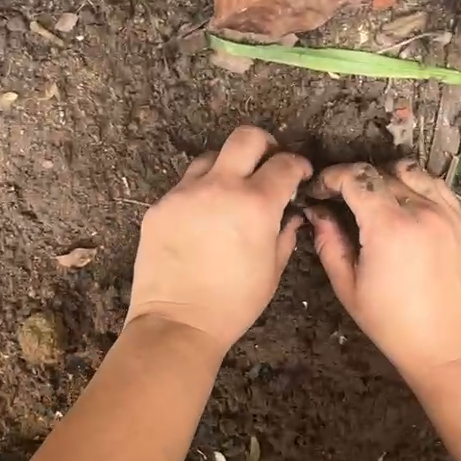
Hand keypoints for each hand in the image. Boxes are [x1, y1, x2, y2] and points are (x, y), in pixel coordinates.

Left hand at [126, 126, 310, 353]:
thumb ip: (285, 233)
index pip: (284, 164)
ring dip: (227, 167)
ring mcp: (184, 194)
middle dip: (265, 144)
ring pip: (211, 157)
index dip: (298, 166)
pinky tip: (204, 217)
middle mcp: (219, 188)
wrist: (177, 322)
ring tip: (231, 191)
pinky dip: (200, 192)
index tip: (299, 174)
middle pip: (246, 137)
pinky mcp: (160, 207)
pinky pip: (185, 186)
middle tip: (268, 163)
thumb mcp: (272, 270)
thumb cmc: (232, 304)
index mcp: (255, 204)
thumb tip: (289, 214)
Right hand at [306, 159, 460, 382]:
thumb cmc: (392, 324)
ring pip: (410, 173)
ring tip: (371, 198)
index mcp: (389, 227)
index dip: (331, 177)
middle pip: (380, 173)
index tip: (318, 191)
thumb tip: (318, 214)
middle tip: (337, 198)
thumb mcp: (348, 287)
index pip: (356, 178)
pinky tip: (402, 202)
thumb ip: (329, 244)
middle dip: (352, 179)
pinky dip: (415, 184)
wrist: (448, 347)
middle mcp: (420, 211)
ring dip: (384, 177)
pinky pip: (436, 186)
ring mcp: (446, 215)